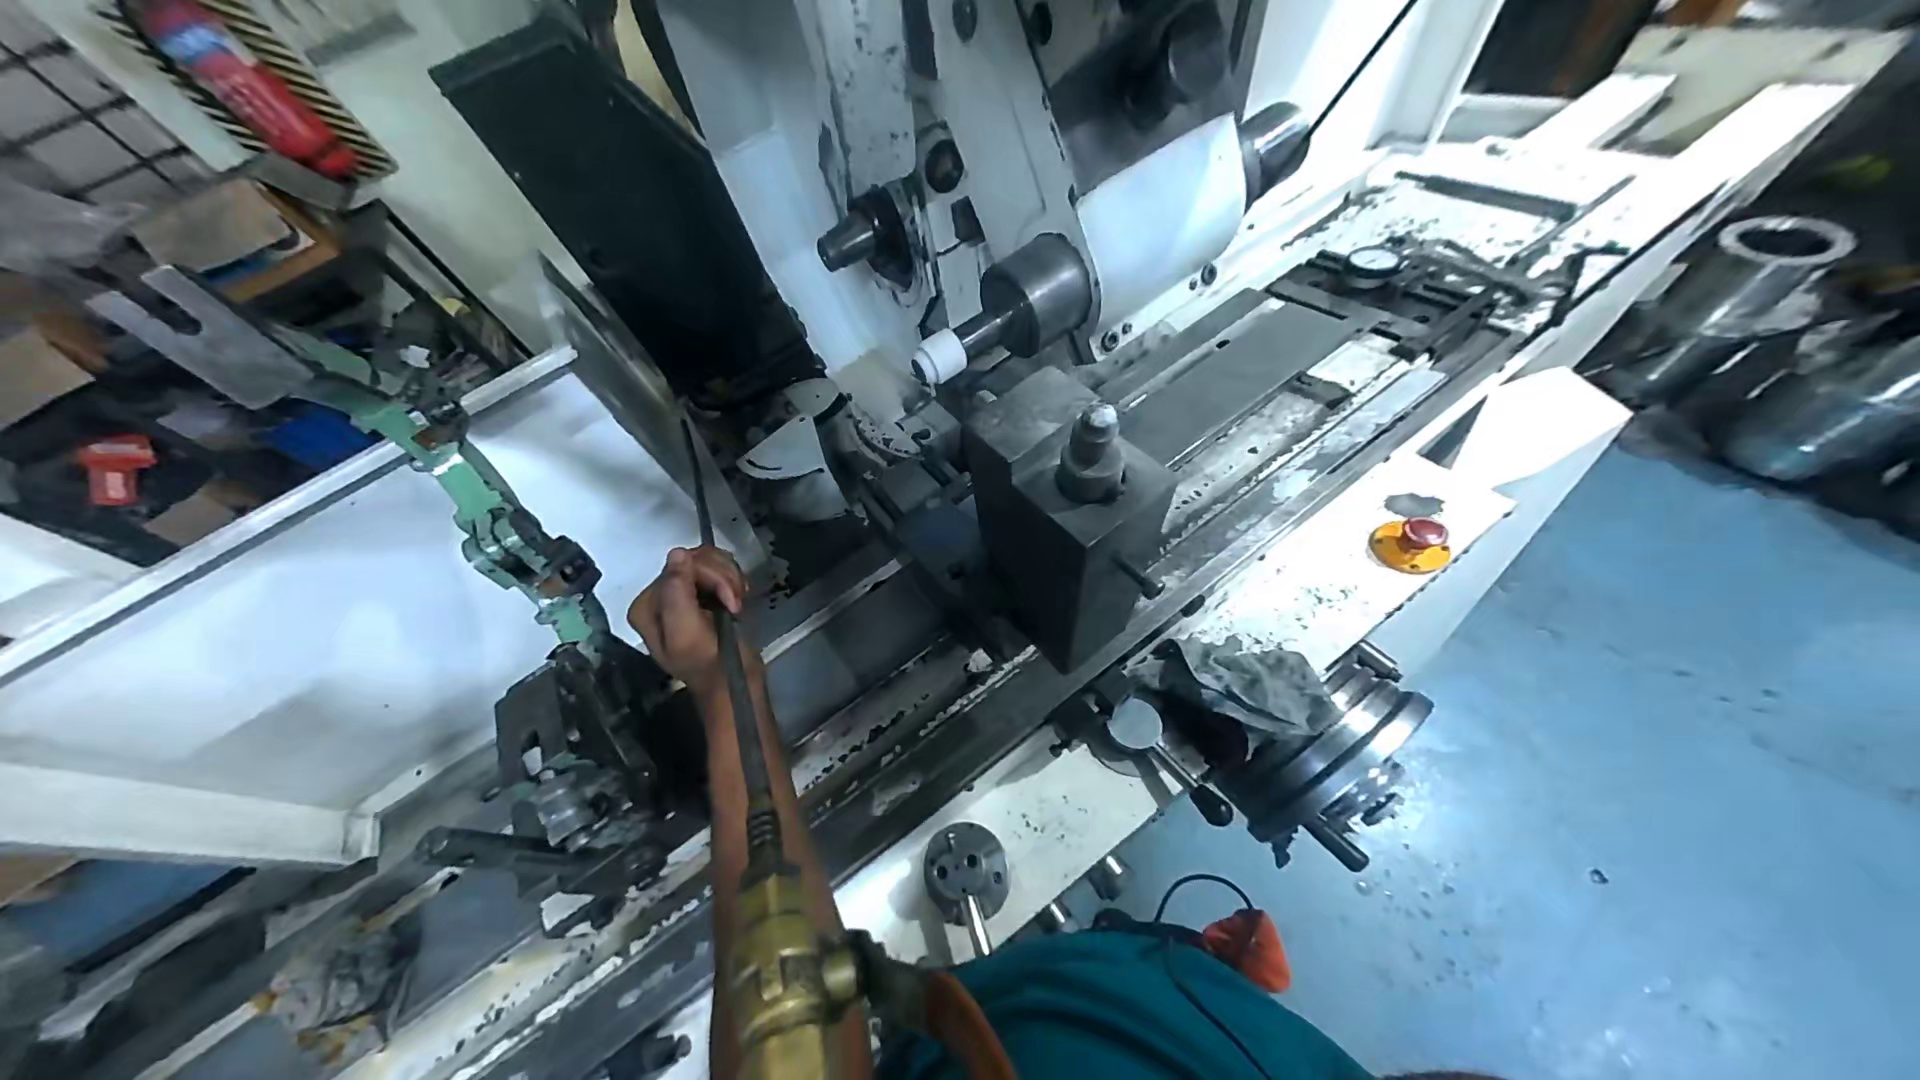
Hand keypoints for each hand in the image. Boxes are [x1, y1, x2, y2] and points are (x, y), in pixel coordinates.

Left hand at [627, 545, 748, 693]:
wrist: (735, 684)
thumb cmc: (712, 663)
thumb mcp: (687, 632)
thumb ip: (677, 592)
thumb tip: (678, 554)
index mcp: (648, 605)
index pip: (680, 565)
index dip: (710, 577)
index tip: (730, 602)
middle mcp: (661, 597)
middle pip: (695, 559)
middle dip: (723, 578)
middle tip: (736, 604)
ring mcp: (683, 595)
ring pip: (709, 560)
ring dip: (731, 579)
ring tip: (738, 604)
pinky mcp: (704, 596)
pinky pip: (719, 569)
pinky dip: (734, 580)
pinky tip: (738, 599)